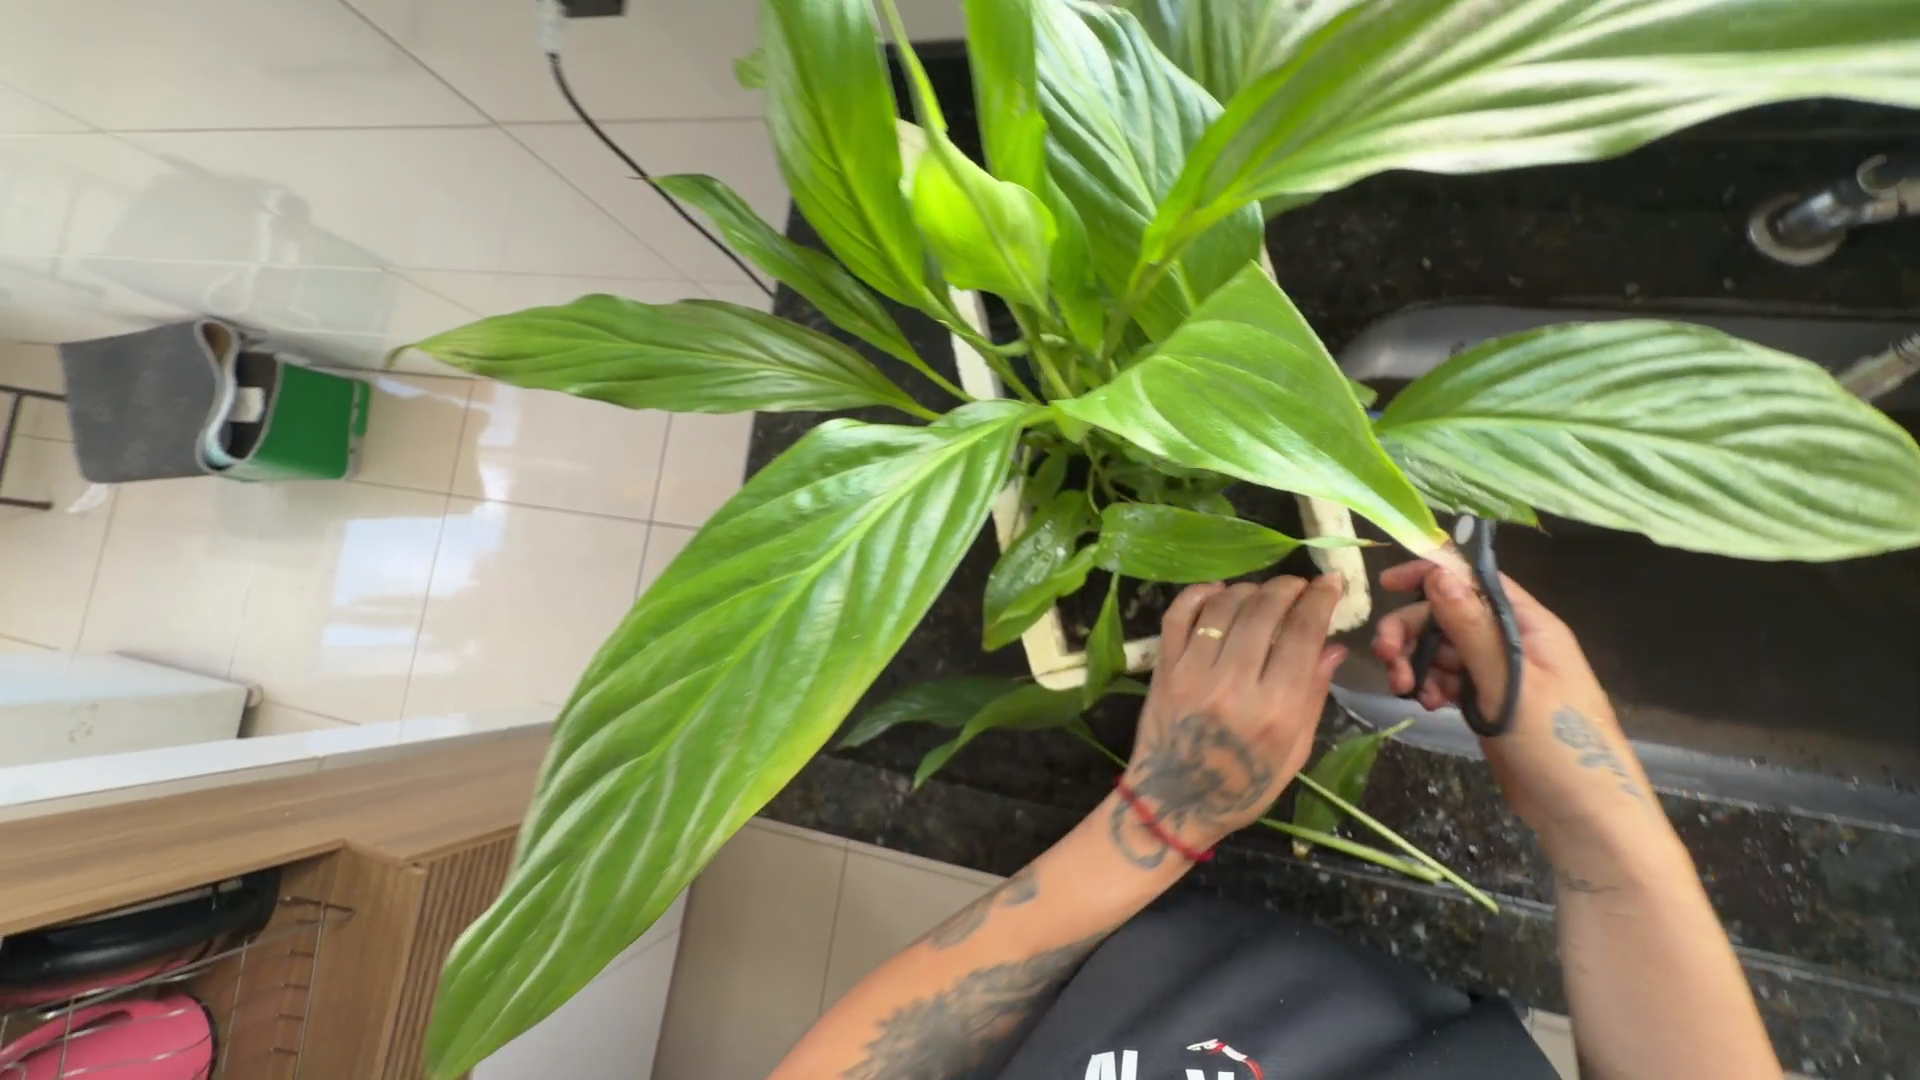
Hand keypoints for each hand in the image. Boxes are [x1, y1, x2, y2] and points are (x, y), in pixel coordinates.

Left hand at [1109, 575, 1346, 867]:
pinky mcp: (1163, 668)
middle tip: (1298, 585)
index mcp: (1275, 710)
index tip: (1330, 584)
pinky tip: (1218, 591)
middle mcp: (1233, 685)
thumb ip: (1312, 695)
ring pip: (1223, 608)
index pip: (1302, 635)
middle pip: (1263, 612)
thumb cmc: (1242, 786)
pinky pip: (1178, 616)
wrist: (1172, 803)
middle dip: (1287, 588)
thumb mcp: (1294, 752)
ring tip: (1262, 592)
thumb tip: (1334, 646)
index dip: (1319, 601)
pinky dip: (1199, 594)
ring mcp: (1192, 672)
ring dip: (1248, 590)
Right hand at [1371, 561, 1668, 867]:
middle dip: (1410, 632)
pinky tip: (1426, 705)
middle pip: (1446, 615)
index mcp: (1529, 627)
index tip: (1386, 585)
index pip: (1474, 580)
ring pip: (1439, 647)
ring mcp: (1498, 672)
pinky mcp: (1486, 699)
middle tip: (1386, 657)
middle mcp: (1512, 641)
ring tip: (1406, 689)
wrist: (1582, 815)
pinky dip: (1428, 685)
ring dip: (1414, 662)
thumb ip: (1472, 628)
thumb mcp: (1509, 683)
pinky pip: (1444, 677)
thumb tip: (1440, 573)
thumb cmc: (1558, 745)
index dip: (1430, 575)